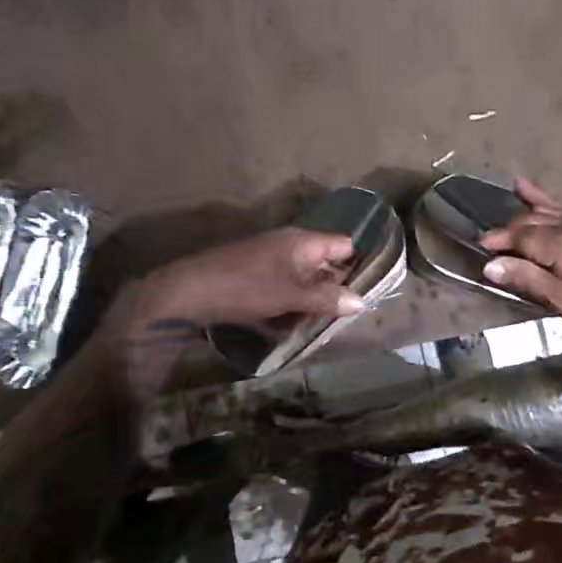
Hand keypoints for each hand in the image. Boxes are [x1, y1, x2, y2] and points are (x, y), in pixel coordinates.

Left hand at [134, 227, 363, 328]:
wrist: (189, 290)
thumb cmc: (245, 288)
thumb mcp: (291, 296)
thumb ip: (327, 298)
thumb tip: (362, 302)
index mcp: (303, 241)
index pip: (344, 245)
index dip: (359, 264)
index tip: (371, 289)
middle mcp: (289, 243)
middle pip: (325, 262)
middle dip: (337, 286)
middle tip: (351, 313)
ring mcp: (271, 257)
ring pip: (305, 275)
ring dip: (315, 296)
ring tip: (327, 321)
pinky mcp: (255, 272)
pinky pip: (286, 283)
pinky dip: (294, 299)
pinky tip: (296, 320)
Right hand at [480, 179, 561, 346]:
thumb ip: (528, 279)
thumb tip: (491, 265)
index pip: (520, 236)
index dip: (499, 241)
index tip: (480, 248)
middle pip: (529, 222)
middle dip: (506, 231)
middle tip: (489, 247)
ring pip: (542, 211)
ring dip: (520, 217)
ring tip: (500, 224)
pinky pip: (559, 207)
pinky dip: (539, 197)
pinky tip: (523, 186)